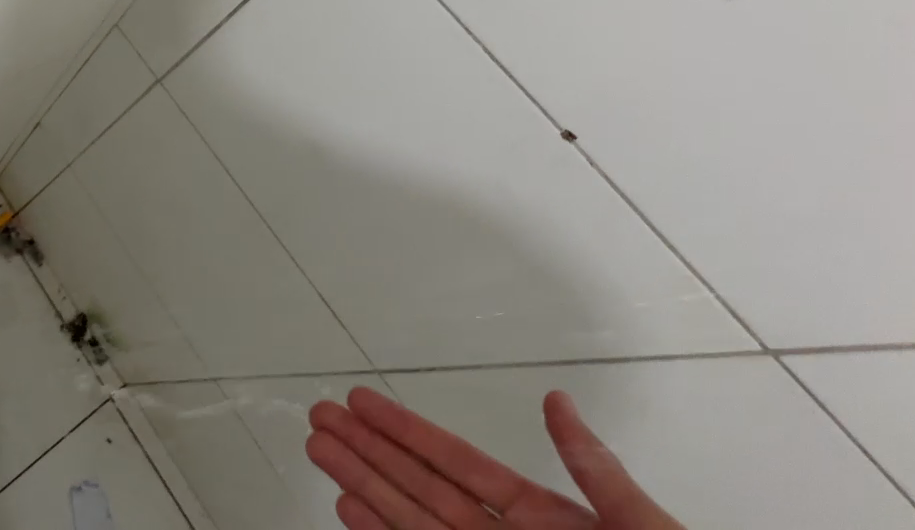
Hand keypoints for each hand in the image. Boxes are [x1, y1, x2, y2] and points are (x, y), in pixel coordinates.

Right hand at [305, 387, 684, 529]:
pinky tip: (348, 509)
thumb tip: (554, 398)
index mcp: (548, 523)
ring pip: (412, 524)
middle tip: (318, 413)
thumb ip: (596, 473)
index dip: (410, 430)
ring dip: (363, 486)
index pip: (461, 465)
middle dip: (368, 450)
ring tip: (319, 449)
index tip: (362, 399)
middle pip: (422, 489)